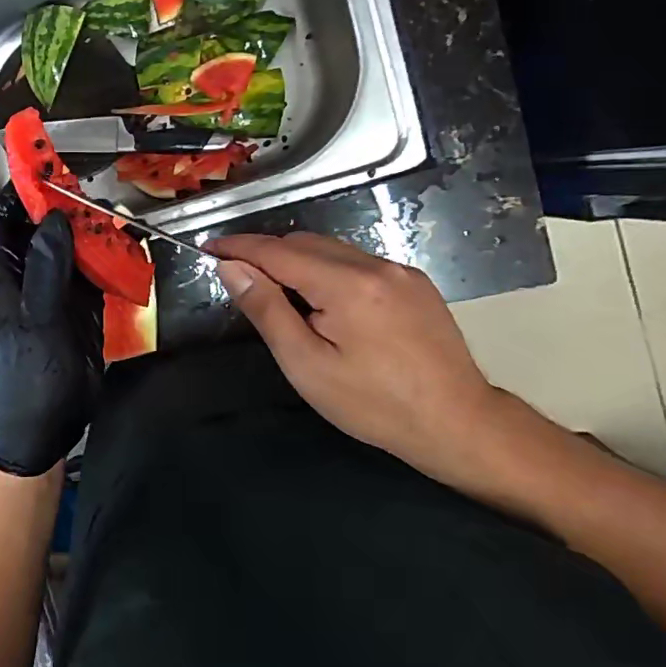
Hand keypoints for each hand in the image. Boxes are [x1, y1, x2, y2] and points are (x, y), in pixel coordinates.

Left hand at [0, 187, 102, 475]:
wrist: (44, 430)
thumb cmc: (31, 378)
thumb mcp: (36, 323)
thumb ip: (45, 271)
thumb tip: (52, 218)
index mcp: (5, 279)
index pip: (0, 224)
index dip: (15, 194)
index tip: (43, 167)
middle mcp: (28, 280)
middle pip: (39, 232)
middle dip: (61, 207)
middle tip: (91, 189)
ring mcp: (55, 295)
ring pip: (69, 251)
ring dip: (89, 232)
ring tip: (114, 213)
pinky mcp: (80, 311)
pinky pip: (92, 276)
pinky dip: (108, 259)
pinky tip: (128, 247)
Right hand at [208, 232, 500, 480]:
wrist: (456, 423)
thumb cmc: (372, 404)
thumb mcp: (306, 364)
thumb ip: (267, 310)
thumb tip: (232, 268)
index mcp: (347, 284)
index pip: (279, 251)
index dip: (240, 247)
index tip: (210, 248)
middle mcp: (377, 265)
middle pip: (306, 243)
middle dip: (266, 252)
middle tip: (236, 274)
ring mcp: (401, 271)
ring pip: (333, 249)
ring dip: (297, 259)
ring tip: (274, 288)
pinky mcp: (416, 283)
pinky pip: (358, 262)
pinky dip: (328, 268)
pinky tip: (321, 298)